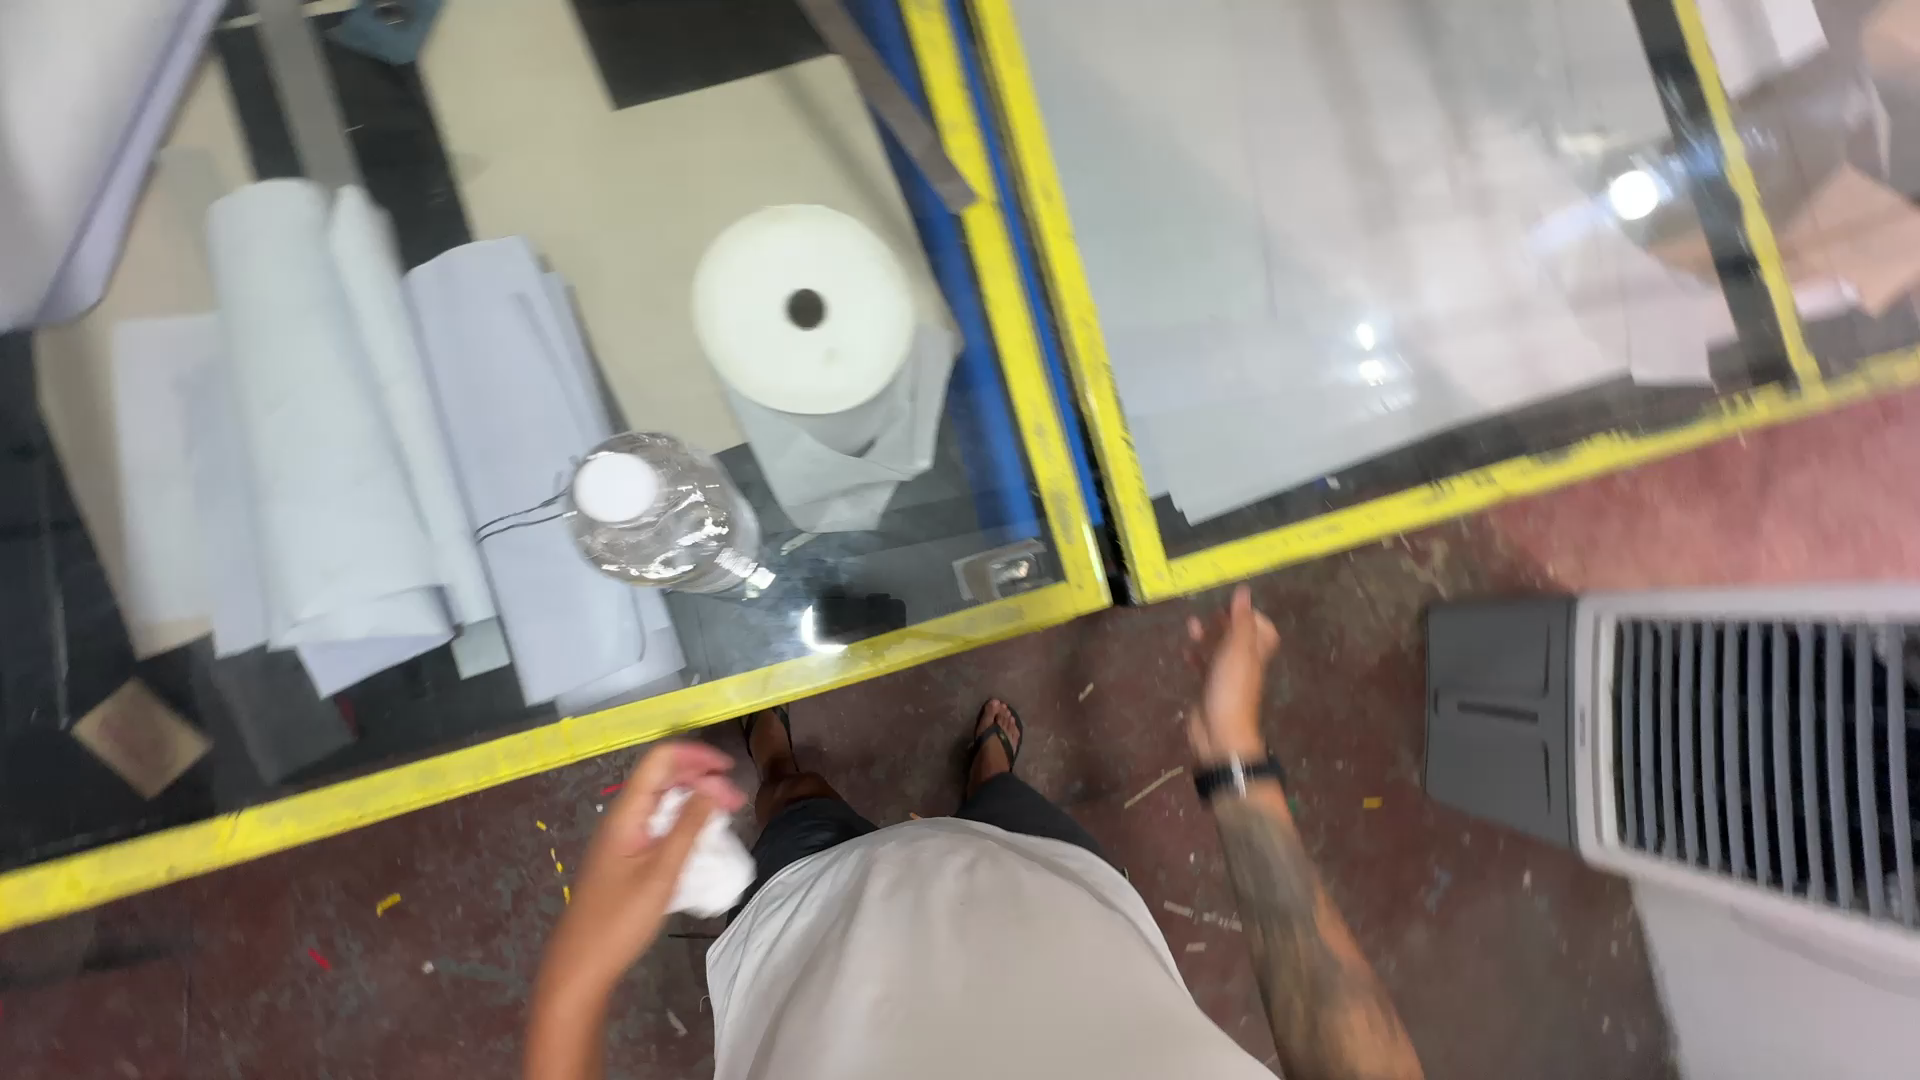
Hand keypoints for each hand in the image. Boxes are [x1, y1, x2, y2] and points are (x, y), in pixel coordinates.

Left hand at [537, 742, 746, 999]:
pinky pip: (660, 822)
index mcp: (626, 814)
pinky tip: (702, 837)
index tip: (729, 771)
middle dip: (702, 778)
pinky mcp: (627, 855)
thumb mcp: (662, 872)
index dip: (696, 756)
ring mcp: (624, 836)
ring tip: (725, 816)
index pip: (661, 760)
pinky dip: (685, 820)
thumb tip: (715, 785)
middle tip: (735, 801)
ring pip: (664, 799)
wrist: (579, 970)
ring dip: (696, 799)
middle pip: (664, 776)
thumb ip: (689, 825)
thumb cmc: (620, 922)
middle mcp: (623, 817)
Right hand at [1186, 584, 1279, 766]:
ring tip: (1191, 627)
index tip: (1231, 607)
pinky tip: (1186, 652)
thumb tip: (1244, 590)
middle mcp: (1244, 663)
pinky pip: (1204, 667)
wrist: (1219, 732)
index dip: (1251, 616)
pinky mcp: (1209, 688)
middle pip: (1239, 638)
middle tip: (1210, 614)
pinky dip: (1196, 657)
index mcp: (1255, 652)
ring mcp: (1226, 677)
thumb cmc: (1232, 688)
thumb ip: (1240, 620)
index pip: (1262, 629)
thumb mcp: (1237, 650)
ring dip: (1207, 637)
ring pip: (1219, 651)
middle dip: (1225, 623)